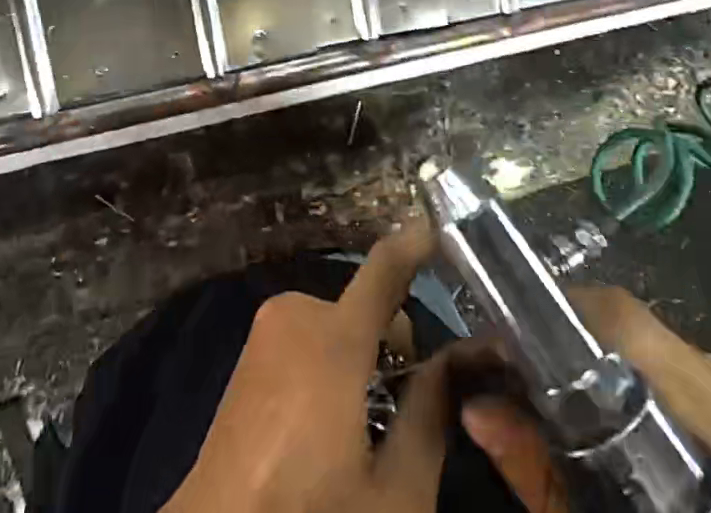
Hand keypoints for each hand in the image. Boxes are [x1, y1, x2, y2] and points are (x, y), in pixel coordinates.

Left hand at [160, 223, 473, 512]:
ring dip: (363, 357)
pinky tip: (325, 418)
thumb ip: (430, 414)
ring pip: (342, 322)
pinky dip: (333, 359)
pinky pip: (311, 333)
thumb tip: (459, 359)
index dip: (418, 243)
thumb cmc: (311, 512)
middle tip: (400, 413)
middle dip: (395, 348)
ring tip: (359, 426)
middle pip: (370, 309)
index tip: (447, 226)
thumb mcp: (394, 489)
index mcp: (333, 339)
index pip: (384, 268)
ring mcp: (267, 328)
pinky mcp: (251, 347)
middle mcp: (296, 314)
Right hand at [460, 286, 710, 512]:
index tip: (503, 340)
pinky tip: (630, 433)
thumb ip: (544, 474)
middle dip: (570, 348)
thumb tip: (475, 408)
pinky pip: (690, 378)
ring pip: (658, 353)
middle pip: (635, 334)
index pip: (622, 321)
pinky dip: (646, 391)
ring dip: (607, 370)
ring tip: (570, 410)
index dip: (551, 316)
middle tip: (520, 378)